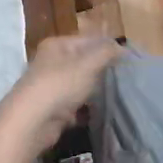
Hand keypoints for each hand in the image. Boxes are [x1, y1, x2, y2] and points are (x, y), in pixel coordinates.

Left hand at [0, 34, 125, 154]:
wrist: (33, 121)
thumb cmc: (60, 85)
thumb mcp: (88, 63)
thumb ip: (106, 52)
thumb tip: (121, 48)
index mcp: (57, 46)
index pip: (88, 40)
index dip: (108, 48)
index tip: (129, 60)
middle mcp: (51, 63)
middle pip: (84, 63)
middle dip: (103, 70)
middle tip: (126, 78)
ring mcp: (51, 87)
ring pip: (81, 85)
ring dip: (96, 91)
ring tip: (118, 95)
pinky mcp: (53, 109)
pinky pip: (76, 106)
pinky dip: (87, 110)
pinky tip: (102, 112)